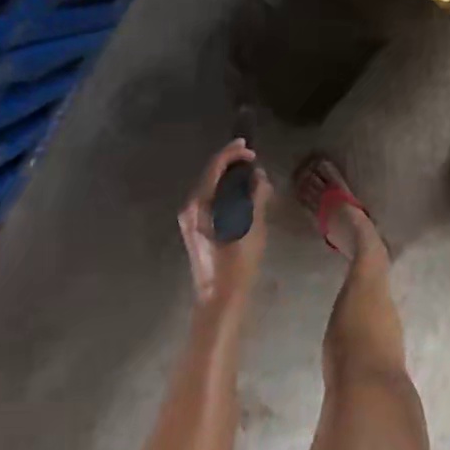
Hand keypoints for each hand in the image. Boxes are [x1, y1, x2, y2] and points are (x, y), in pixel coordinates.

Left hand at [177, 139, 271, 309]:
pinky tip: (241, 192)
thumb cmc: (235, 268)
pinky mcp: (197, 227)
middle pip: (209, 173)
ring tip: (249, 170)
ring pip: (209, 186)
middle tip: (251, 156)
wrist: (219, 302)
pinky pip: (210, 198)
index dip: (231, 154)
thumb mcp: (252, 230)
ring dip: (228, 175)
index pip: (214, 167)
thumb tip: (259, 175)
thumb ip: (256, 198)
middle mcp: (190, 207)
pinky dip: (224, 190)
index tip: (249, 148)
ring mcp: (191, 218)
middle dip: (230, 162)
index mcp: (198, 204)